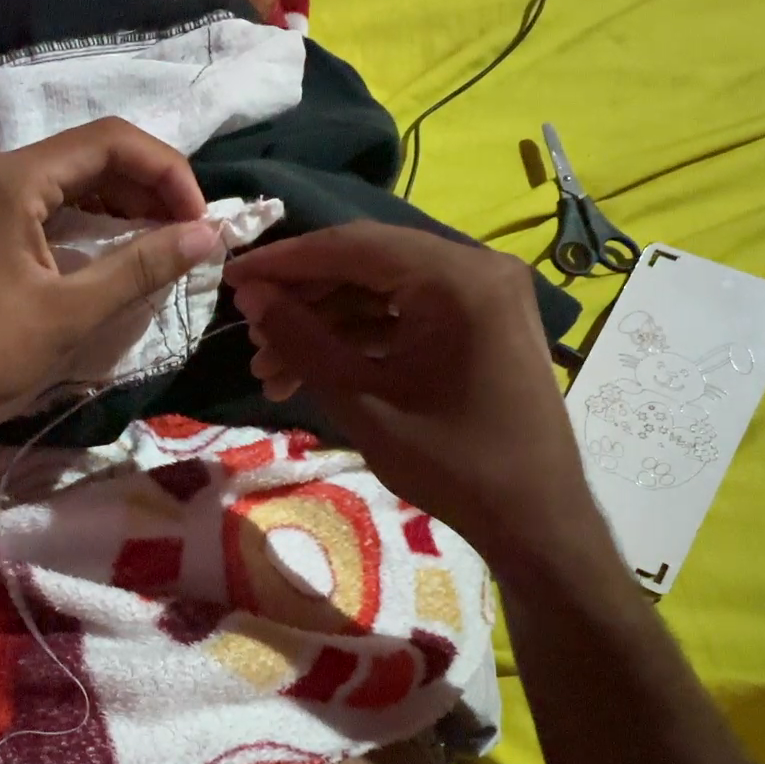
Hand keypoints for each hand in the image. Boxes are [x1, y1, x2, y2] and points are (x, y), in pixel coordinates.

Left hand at [0, 118, 225, 445]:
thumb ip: (141, 266)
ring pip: (71, 180)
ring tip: (158, 242)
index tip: (199, 221)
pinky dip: (88, 222)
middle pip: (92, 154)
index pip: (111, 141)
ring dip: (121, 204)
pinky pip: (47, 206)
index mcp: (16, 178)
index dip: (167, 172)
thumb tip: (209, 235)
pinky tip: (112, 251)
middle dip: (147, 187)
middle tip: (185, 233)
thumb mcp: (71, 312)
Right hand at [224, 222, 596, 551]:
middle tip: (251, 338)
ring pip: (376, 292)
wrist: (533, 517)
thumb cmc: (451, 462)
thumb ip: (302, 340)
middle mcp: (473, 269)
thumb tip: (251, 296)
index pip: (351, 246)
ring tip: (271, 371)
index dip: (283, 261)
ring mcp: (478, 294)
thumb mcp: (361, 400)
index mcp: (456, 279)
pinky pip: (400, 314)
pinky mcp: (474, 322)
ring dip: (321, 325)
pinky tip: (309, 373)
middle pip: (363, 263)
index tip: (230, 278)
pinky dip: (354, 338)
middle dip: (300, 300)